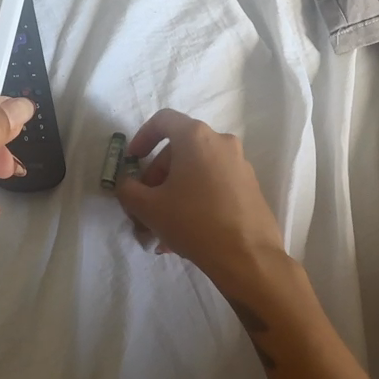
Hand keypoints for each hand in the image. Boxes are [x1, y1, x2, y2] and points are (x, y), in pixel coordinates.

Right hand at [113, 109, 292, 298]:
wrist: (248, 258)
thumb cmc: (193, 222)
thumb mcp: (147, 207)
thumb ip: (128, 189)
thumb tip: (128, 184)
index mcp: (196, 138)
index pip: (163, 120)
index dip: (142, 137)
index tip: (133, 161)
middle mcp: (221, 143)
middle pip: (179, 150)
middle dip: (156, 176)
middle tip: (144, 204)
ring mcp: (240, 165)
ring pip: (196, 171)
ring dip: (174, 193)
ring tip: (160, 228)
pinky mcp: (251, 188)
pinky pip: (213, 185)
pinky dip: (195, 200)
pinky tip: (184, 233)